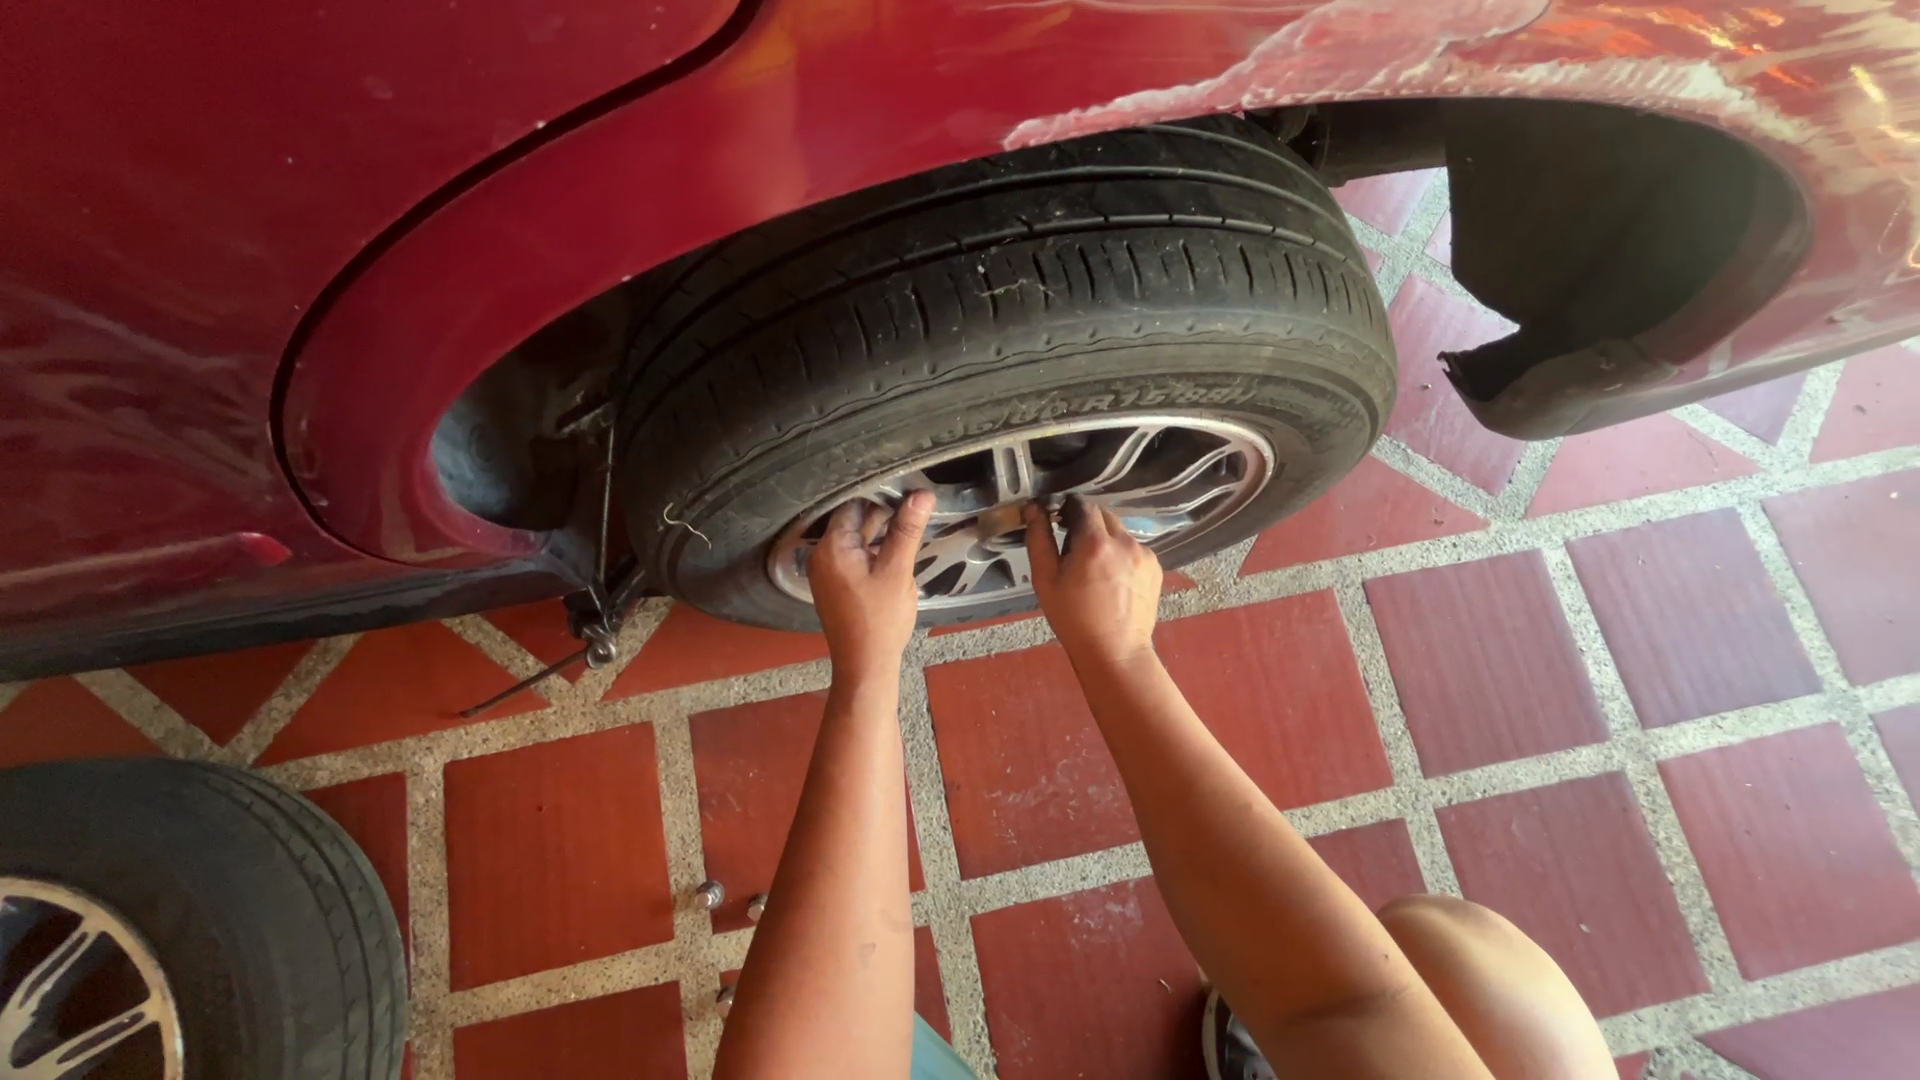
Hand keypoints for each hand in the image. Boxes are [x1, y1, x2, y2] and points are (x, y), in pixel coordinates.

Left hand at [809, 491, 934, 676]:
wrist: (865, 665)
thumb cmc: (880, 620)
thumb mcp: (897, 571)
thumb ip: (907, 530)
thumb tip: (921, 495)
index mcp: (832, 547)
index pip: (853, 505)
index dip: (881, 495)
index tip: (907, 488)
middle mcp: (823, 555)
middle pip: (853, 521)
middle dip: (883, 514)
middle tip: (915, 505)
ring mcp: (827, 571)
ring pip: (855, 539)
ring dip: (880, 533)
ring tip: (911, 525)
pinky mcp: (836, 585)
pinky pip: (854, 556)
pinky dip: (873, 551)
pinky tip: (896, 551)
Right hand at [1024, 494, 1162, 668]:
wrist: (1114, 651)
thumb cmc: (1073, 619)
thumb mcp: (1046, 580)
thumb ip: (1039, 539)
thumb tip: (1033, 509)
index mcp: (1095, 543)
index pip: (1082, 505)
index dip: (1068, 509)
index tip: (1058, 522)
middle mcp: (1124, 542)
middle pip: (1103, 514)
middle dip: (1087, 523)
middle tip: (1073, 548)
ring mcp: (1145, 554)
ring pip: (1120, 532)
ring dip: (1105, 539)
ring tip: (1094, 569)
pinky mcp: (1155, 567)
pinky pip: (1134, 549)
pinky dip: (1121, 554)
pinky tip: (1113, 580)